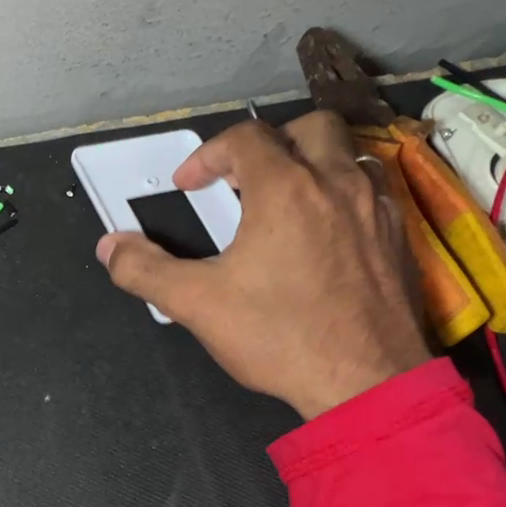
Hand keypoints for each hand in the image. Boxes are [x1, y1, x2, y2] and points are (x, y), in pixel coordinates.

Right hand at [96, 112, 431, 419]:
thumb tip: (109, 247)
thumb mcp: (196, 305)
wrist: (362, 378)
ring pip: (346, 155)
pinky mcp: (396, 236)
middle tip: (240, 181)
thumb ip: (146, 271)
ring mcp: (375, 208)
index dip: (208, 155)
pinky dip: (339, 194)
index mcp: (285, 190)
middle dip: (268, 144)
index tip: (188, 185)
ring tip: (281, 203)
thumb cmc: (277, 336)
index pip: (245, 140)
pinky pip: (369, 191)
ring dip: (310, 163)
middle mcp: (336, 184)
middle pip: (308, 128)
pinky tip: (321, 232)